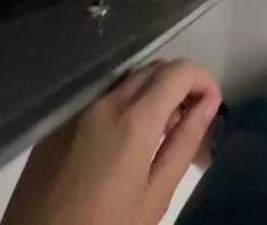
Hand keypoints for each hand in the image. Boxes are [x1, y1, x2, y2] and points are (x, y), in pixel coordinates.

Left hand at [13, 59, 220, 224]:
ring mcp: (76, 110)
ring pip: (126, 79)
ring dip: (151, 91)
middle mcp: (105, 102)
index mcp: (135, 119)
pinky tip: (122, 141)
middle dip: (180, 84)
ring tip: (159, 131)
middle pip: (154, 68)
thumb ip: (184, 143)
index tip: (211, 105)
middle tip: (190, 119)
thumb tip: (209, 103)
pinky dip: (122, 104)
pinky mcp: (55, 125)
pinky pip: (99, 97)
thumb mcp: (154, 197)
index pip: (180, 71)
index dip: (203, 80)